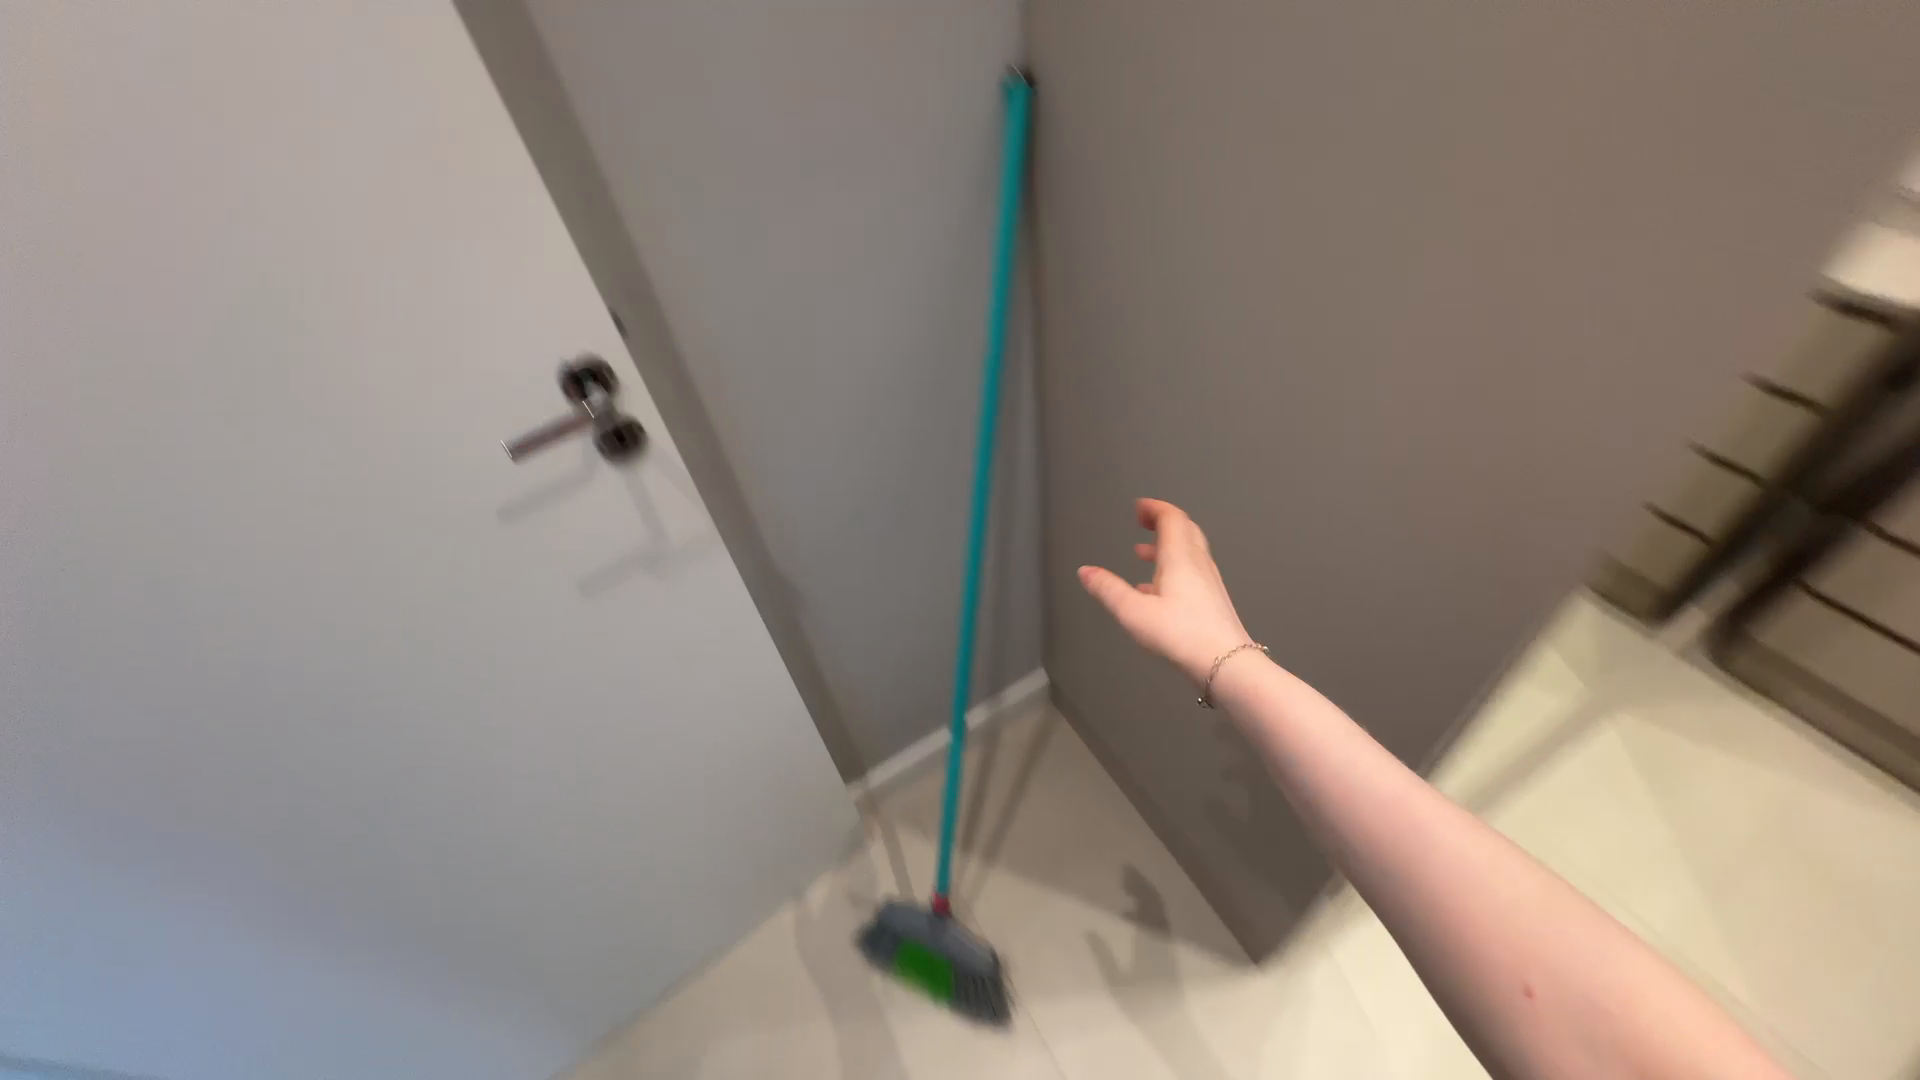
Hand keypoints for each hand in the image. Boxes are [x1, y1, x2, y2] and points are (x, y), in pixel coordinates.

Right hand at [1077, 498, 1254, 686]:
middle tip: (1143, 521)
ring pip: (1190, 552)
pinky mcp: (1213, 600)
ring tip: (1143, 553)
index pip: (1172, 518)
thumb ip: (1108, 589)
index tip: (1139, 507)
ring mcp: (1209, 582)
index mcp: (1180, 558)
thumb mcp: (1133, 612)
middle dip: (1163, 522)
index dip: (1155, 508)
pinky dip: (1173, 568)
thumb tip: (1084, 571)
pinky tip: (1156, 590)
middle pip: (1185, 530)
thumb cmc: (1179, 634)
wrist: (1226, 663)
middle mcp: (1198, 564)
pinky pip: (1192, 572)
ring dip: (1167, 546)